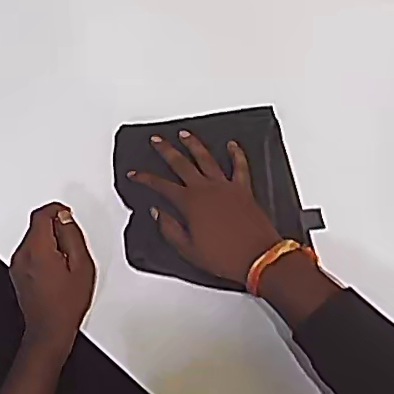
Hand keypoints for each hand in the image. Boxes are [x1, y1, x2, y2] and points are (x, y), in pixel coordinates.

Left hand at [9, 202, 95, 356]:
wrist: (50, 329)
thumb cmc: (66, 304)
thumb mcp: (82, 266)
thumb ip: (73, 236)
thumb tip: (65, 219)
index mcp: (38, 250)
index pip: (41, 215)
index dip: (56, 209)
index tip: (66, 212)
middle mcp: (23, 255)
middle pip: (36, 227)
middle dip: (54, 227)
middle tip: (72, 241)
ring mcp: (18, 265)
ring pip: (33, 239)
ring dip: (49, 241)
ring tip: (66, 260)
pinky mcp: (17, 273)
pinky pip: (30, 252)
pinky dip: (42, 252)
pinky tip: (56, 268)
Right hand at [128, 132, 281, 286]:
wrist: (258, 258)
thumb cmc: (225, 256)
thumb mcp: (188, 249)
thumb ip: (170, 229)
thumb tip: (158, 214)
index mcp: (190, 204)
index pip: (161, 186)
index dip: (145, 178)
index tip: (135, 173)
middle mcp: (206, 190)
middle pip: (181, 163)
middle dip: (166, 150)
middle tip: (157, 140)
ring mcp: (226, 187)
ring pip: (206, 158)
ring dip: (193, 145)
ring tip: (184, 135)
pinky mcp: (244, 190)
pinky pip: (240, 166)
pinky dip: (236, 154)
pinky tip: (231, 145)